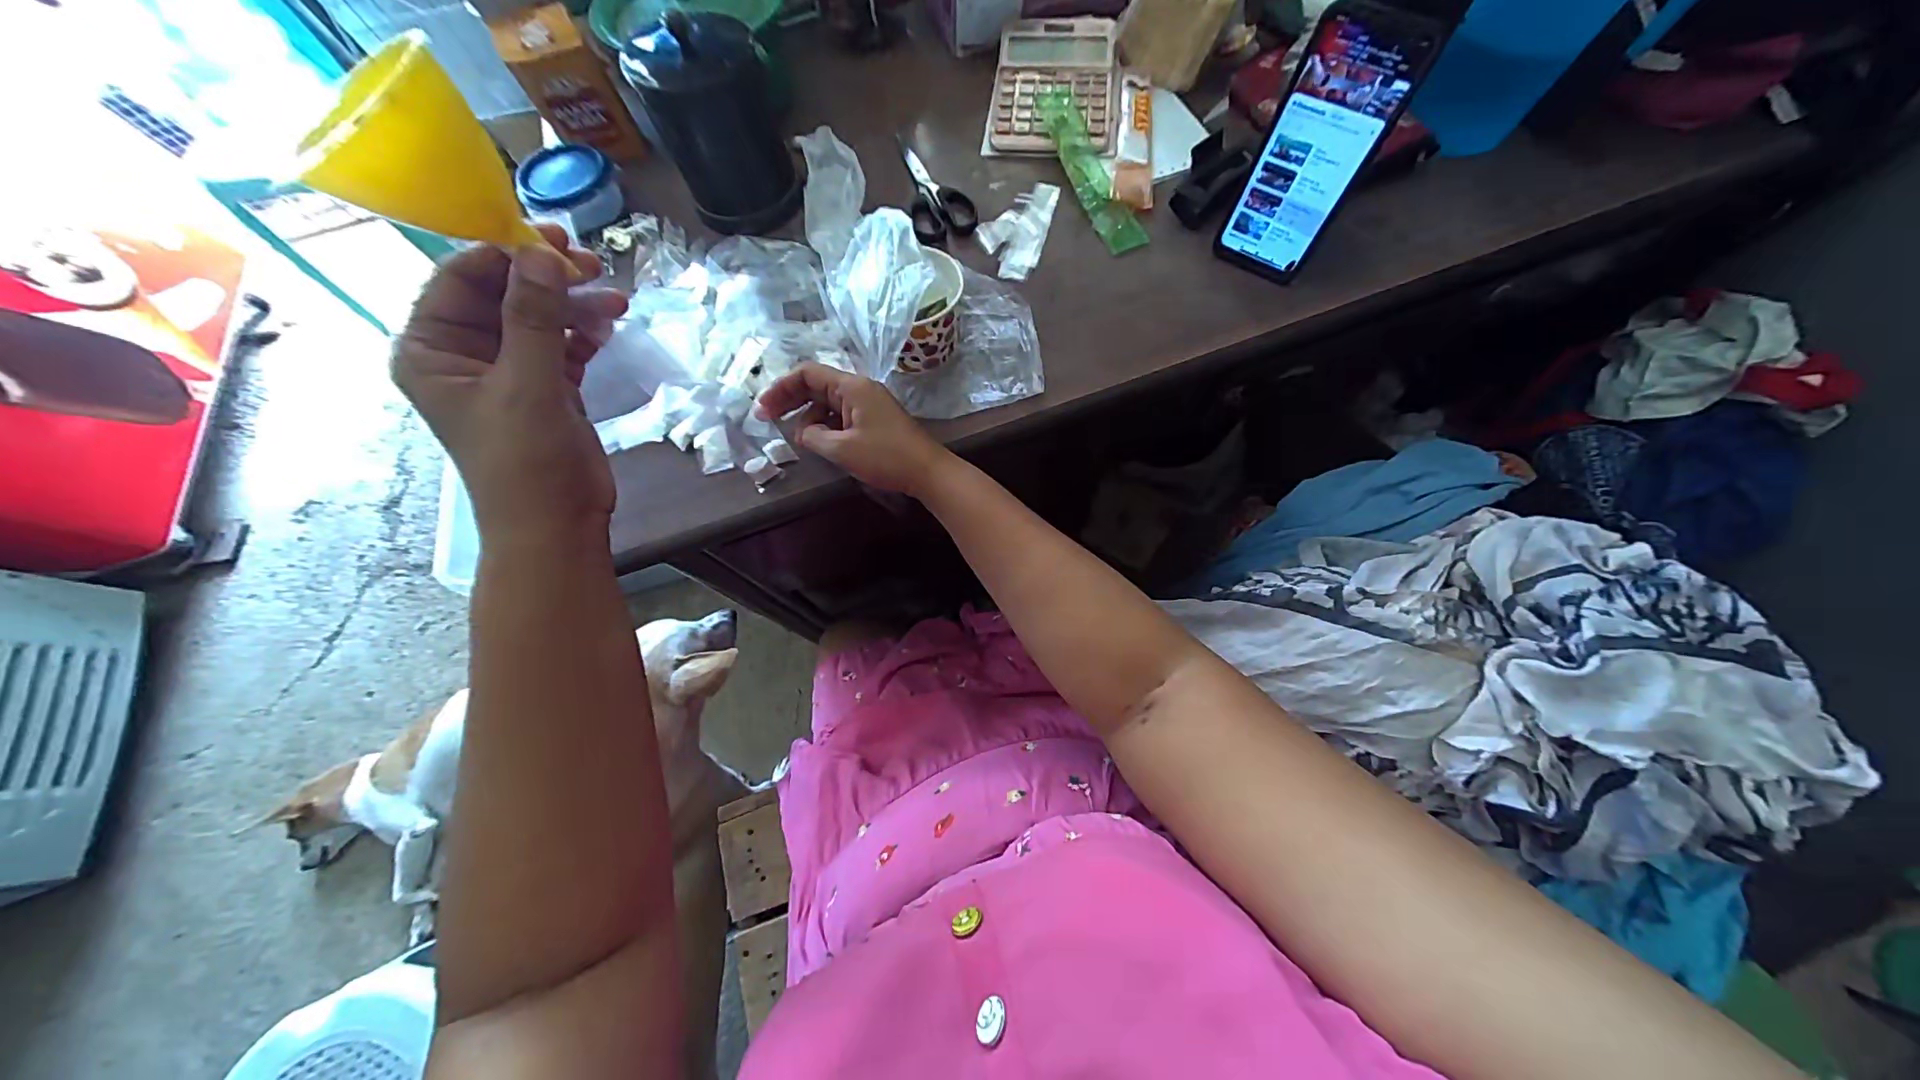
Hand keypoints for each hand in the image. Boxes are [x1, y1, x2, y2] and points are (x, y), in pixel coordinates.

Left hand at [392, 225, 628, 546]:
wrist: (557, 526)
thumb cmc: (525, 462)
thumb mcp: (527, 385)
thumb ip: (533, 317)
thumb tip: (540, 252)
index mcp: (431, 348)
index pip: (460, 278)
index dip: (504, 253)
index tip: (554, 241)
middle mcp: (465, 353)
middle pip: (503, 293)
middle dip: (547, 277)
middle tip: (590, 262)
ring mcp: (509, 371)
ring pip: (539, 317)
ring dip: (574, 304)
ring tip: (614, 296)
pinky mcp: (547, 389)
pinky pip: (563, 344)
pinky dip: (585, 332)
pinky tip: (609, 325)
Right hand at [755, 361, 951, 497]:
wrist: (927, 472)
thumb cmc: (886, 457)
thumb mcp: (842, 449)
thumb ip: (813, 436)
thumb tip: (802, 432)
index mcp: (852, 387)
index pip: (807, 374)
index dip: (781, 389)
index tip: (764, 410)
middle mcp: (859, 389)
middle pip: (816, 385)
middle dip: (790, 400)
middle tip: (768, 419)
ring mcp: (868, 404)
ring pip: (828, 403)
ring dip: (809, 418)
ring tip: (799, 439)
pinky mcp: (874, 420)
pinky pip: (841, 415)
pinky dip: (826, 426)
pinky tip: (819, 443)